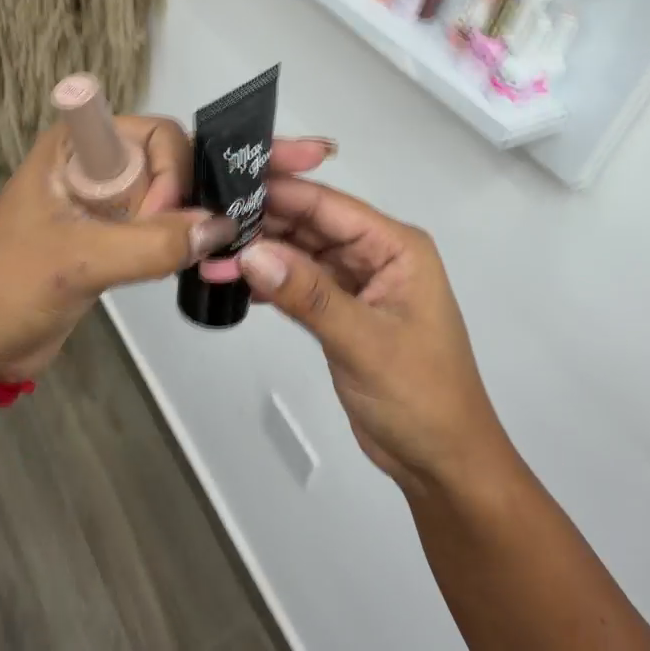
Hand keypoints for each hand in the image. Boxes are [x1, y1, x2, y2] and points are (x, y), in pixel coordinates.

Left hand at [0, 121, 333, 381]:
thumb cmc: (12, 287)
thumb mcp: (80, 261)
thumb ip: (152, 244)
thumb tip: (221, 228)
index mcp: (75, 147)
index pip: (153, 133)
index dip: (169, 168)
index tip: (156, 216)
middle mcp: (94, 165)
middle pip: (169, 161)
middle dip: (183, 198)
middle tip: (177, 246)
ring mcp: (103, 202)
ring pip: (168, 195)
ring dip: (183, 223)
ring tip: (183, 259)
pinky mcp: (111, 237)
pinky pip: (159, 226)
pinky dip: (175, 243)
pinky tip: (177, 266)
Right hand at [236, 179, 510, 493]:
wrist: (442, 461)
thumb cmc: (420, 395)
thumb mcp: (364, 341)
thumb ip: (307, 295)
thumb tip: (250, 253)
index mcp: (395, 247)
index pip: (328, 206)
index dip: (278, 193)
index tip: (224, 189)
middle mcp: (375, 255)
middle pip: (310, 225)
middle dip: (261, 225)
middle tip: (206, 226)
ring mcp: (357, 283)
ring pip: (300, 253)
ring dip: (260, 255)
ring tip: (210, 257)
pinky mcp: (340, 312)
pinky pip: (299, 283)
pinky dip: (270, 283)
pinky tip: (233, 284)